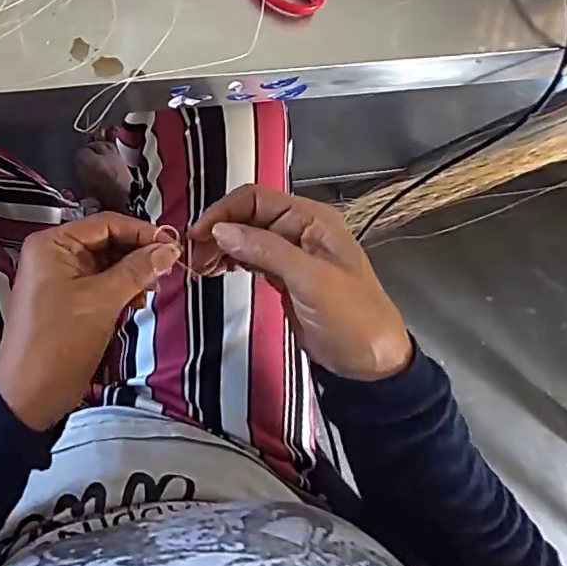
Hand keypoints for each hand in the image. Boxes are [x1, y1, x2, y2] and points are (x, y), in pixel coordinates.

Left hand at [0, 213, 181, 430]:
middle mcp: (51, 253)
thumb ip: (136, 270)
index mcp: (51, 244)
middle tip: (166, 268)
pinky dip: (119, 289)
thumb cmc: (55, 345)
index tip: (171, 244)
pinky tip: (133, 302)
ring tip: (149, 289)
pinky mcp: (65, 297)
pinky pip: (98, 281)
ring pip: (105, 262)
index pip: (104, 223)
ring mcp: (57, 275)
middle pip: (105, 240)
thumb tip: (165, 249)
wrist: (30, 393)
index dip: (140, 231)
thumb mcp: (102, 301)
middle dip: (137, 254)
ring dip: (131, 273)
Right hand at [189, 185, 412, 381]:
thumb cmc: (354, 320)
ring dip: (217, 246)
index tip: (199, 235)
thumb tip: (220, 230)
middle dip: (216, 231)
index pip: (255, 198)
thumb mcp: (312, 281)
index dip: (223, 212)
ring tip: (200, 265)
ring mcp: (288, 251)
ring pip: (241, 235)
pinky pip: (245, 255)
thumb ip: (266, 250)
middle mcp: (298, 229)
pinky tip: (214, 269)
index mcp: (311, 220)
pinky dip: (226, 260)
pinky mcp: (280, 273)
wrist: (372, 367)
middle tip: (194, 255)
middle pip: (244, 215)